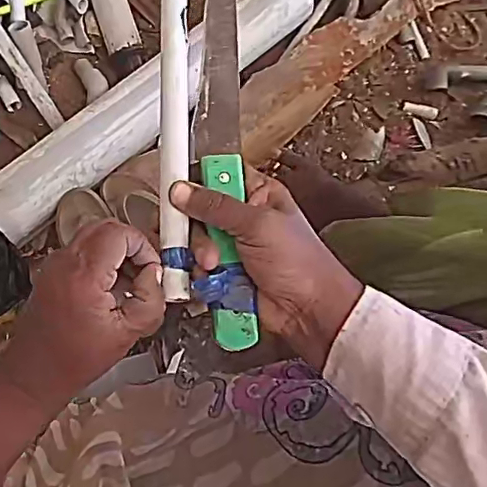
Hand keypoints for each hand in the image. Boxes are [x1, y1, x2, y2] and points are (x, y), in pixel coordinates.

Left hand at [2, 219, 164, 404]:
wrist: (36, 372)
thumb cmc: (73, 359)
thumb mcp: (129, 333)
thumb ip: (152, 299)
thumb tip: (155, 276)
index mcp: (83, 275)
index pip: (119, 233)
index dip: (143, 246)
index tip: (151, 267)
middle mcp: (64, 263)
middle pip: (105, 227)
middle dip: (131, 245)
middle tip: (144, 270)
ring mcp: (54, 265)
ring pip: (92, 236)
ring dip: (116, 252)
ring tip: (128, 283)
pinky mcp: (50, 272)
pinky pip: (80, 251)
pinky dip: (100, 261)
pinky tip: (109, 290)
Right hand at [171, 170, 364, 368]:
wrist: (308, 312)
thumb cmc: (300, 264)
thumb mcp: (258, 224)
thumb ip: (216, 206)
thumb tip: (181, 190)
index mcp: (257, 193)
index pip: (217, 174)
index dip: (197, 181)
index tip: (178, 191)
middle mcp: (241, 217)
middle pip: (197, 210)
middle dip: (197, 229)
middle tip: (207, 241)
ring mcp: (229, 246)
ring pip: (193, 240)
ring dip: (199, 254)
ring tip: (215, 266)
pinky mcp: (221, 271)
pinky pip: (194, 266)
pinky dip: (198, 273)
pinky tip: (210, 279)